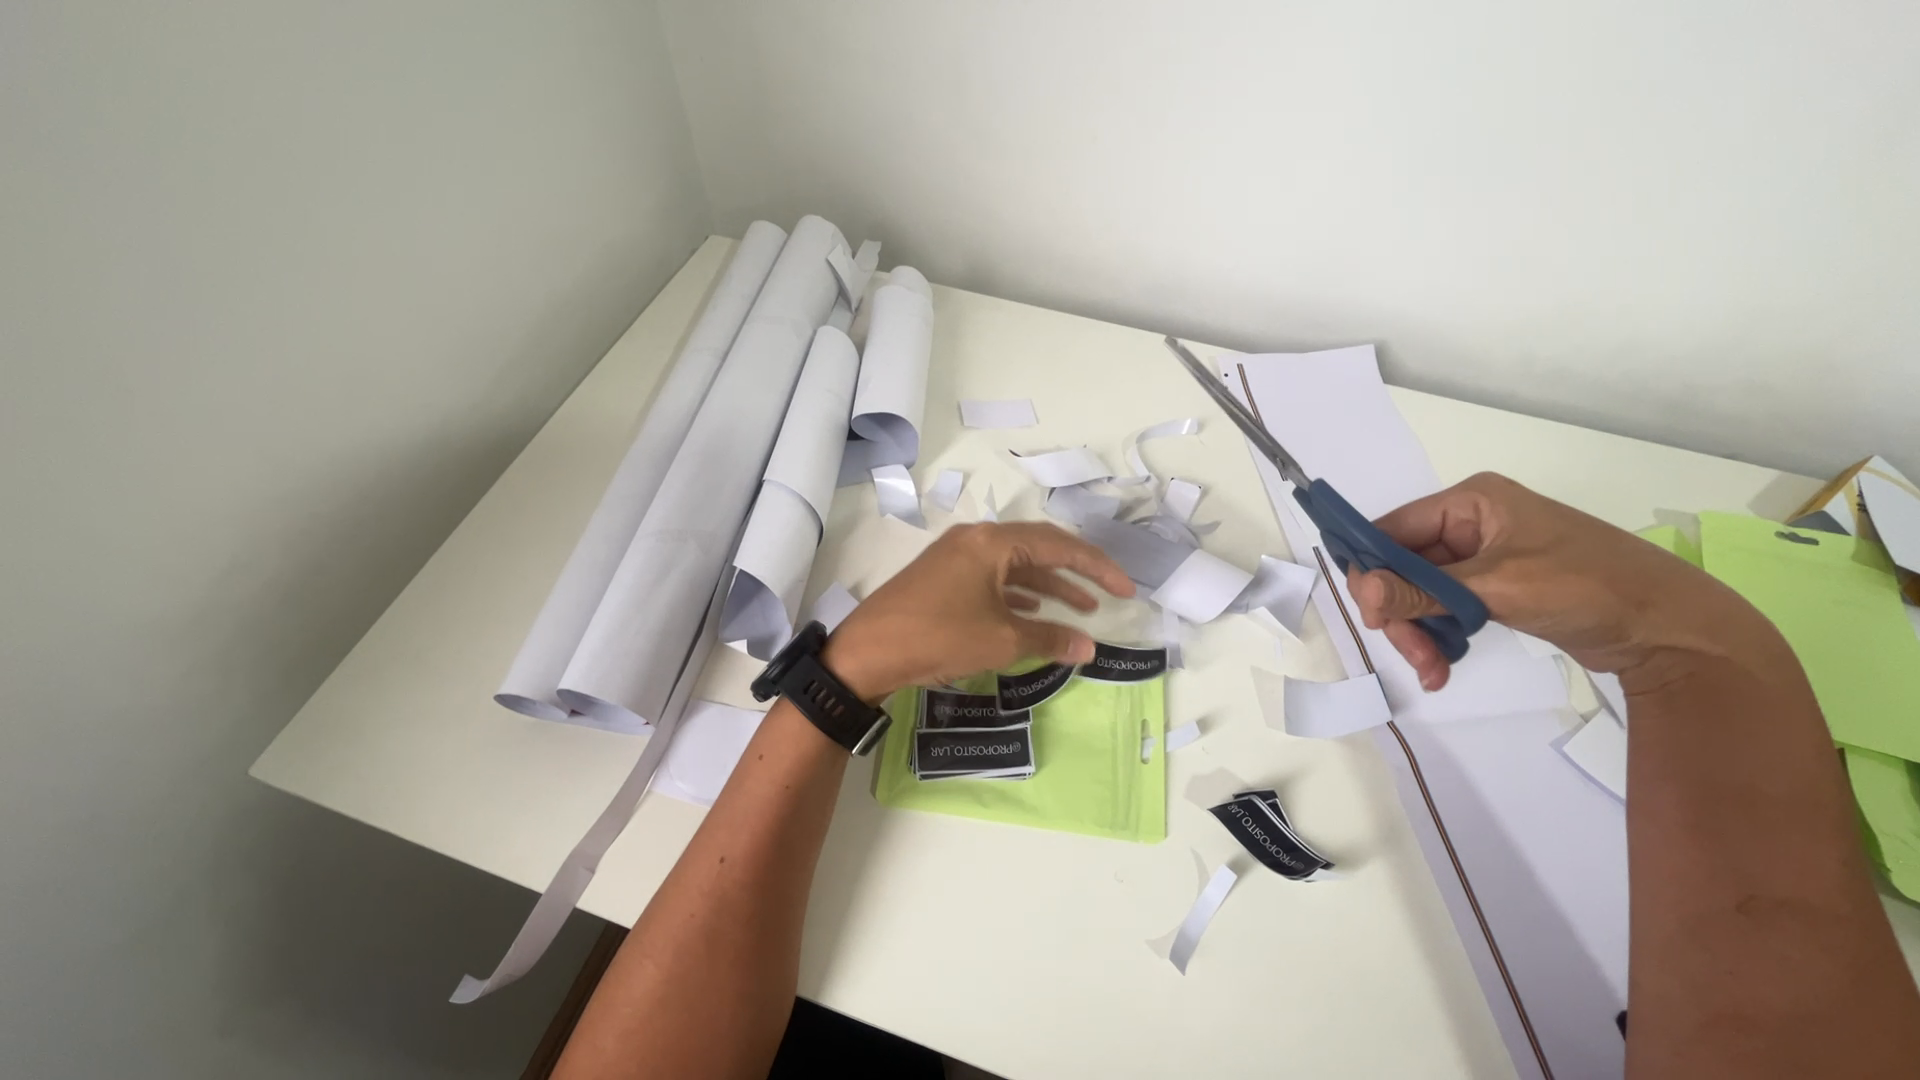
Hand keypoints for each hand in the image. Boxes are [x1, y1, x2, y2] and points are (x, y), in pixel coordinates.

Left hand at [821, 522, 1135, 701]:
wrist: (867, 652)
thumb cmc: (938, 637)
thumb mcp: (1001, 640)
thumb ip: (1050, 638)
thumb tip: (1089, 647)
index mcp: (991, 542)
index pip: (1058, 546)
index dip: (1096, 567)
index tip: (1125, 590)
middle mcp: (974, 540)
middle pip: (1037, 549)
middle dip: (1075, 573)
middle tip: (1107, 595)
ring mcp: (954, 558)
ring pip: (1014, 567)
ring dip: (1047, 587)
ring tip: (1079, 610)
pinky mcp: (941, 579)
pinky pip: (992, 580)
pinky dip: (1018, 596)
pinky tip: (1033, 615)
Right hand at [1345, 472, 1772, 691]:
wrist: (1673, 630)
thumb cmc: (1586, 589)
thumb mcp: (1495, 588)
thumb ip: (1422, 590)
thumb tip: (1360, 591)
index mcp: (1472, 501)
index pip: (1393, 529)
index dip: (1373, 571)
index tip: (1374, 616)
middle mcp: (1472, 522)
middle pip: (1404, 567)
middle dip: (1403, 614)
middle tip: (1413, 656)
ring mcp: (1485, 557)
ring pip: (1422, 593)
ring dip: (1420, 632)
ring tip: (1433, 671)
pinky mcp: (1497, 588)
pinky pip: (1447, 608)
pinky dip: (1440, 637)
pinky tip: (1444, 666)